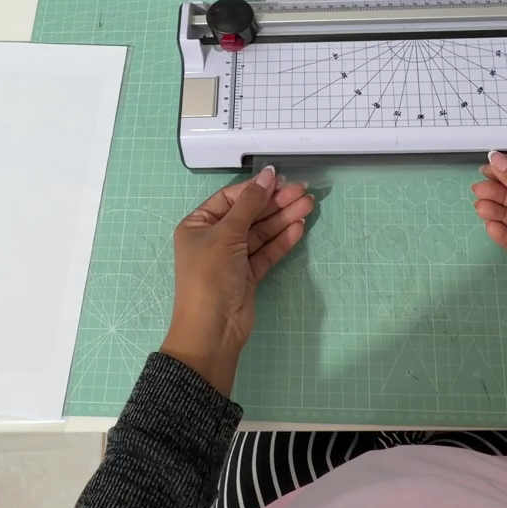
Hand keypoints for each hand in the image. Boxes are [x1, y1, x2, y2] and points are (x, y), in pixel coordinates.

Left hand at [161, 166, 313, 396]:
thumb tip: (268, 175)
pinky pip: (267, 251)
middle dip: (276, 202)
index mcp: (199, 224)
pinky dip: (282, 239)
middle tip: (303, 191)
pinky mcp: (248, 275)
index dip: (256, 188)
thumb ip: (250, 203)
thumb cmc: (210, 277)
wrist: (212, 332)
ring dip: (284, 218)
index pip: (231, 198)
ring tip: (308, 205)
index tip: (281, 179)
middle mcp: (214, 238)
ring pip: (261, 232)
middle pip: (250, 213)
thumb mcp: (227, 234)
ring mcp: (232, 257)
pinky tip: (299, 227)